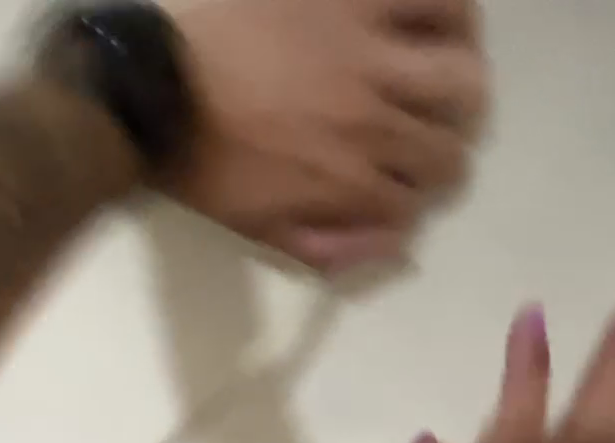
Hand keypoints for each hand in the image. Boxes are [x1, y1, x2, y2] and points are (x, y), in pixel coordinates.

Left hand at [167, 0, 489, 272]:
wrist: (152, 84)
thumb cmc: (199, 164)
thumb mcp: (255, 225)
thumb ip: (324, 242)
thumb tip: (392, 248)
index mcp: (344, 183)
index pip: (413, 206)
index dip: (408, 205)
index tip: (397, 193)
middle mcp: (372, 121)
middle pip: (446, 151)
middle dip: (440, 160)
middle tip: (423, 147)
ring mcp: (369, 51)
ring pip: (460, 79)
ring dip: (461, 95)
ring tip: (446, 88)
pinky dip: (452, 16)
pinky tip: (444, 26)